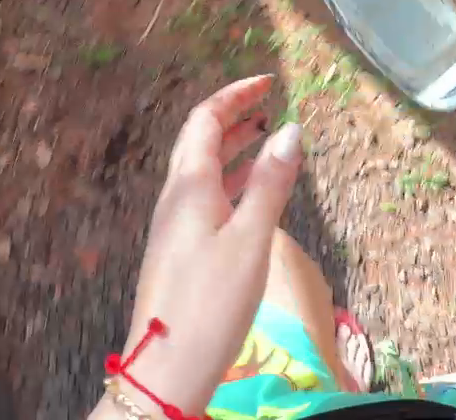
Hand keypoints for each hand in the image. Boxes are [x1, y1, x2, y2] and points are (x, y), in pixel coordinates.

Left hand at [116, 76, 302, 416]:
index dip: (235, 95)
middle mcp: (177, 197)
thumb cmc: (210, 301)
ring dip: (235, 147)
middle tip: (269, 102)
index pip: (206, 118)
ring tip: (267, 137)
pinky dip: (233, 179)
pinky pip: (208, 196)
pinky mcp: (182, 250)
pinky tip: (254, 193)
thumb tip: (291, 128)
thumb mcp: (251, 238)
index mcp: (189, 185)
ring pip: (206, 169)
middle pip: (202, 139)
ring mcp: (176, 225)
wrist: (165, 374)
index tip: (268, 81)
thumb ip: (271, 182)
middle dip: (235, 115)